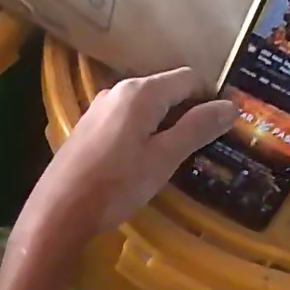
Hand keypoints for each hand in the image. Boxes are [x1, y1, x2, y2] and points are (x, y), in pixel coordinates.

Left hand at [19, 67, 237, 256]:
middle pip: (164, 90)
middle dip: (186, 111)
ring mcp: (97, 109)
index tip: (222, 124)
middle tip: (201, 144)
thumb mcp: (163, 159)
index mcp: (141, 93)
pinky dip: (140, 133)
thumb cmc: (116, 186)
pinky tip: (140, 161)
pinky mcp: (85, 129)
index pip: (188, 78)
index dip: (209, 97)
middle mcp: (117, 91)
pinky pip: (123, 121)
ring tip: (173, 155)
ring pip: (142, 107)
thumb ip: (196, 129)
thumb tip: (230, 106)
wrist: (59, 210)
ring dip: (162, 124)